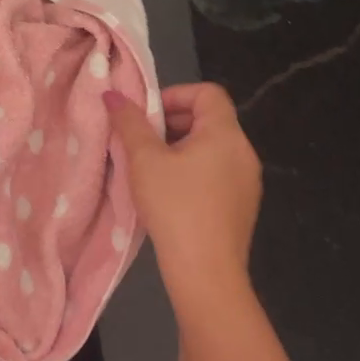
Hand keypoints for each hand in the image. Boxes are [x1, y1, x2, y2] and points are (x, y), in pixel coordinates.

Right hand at [104, 83, 261, 306]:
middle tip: (139, 140)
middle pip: (208, 118)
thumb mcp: (143, 159)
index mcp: (225, 135)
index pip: (208, 93)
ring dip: (177, 147)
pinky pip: (215, 170)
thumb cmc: (174, 204)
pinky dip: (190, 169)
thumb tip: (113, 95)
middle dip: (170, 122)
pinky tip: (167, 192)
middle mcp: (243, 152)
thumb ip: (128, 123)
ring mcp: (247, 180)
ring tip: (147, 167)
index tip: (146, 116)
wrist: (205, 267)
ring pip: (210, 146)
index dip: (174, 94)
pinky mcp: (241, 203)